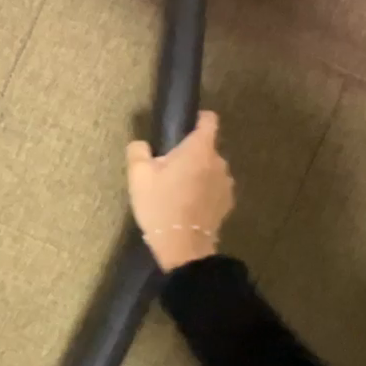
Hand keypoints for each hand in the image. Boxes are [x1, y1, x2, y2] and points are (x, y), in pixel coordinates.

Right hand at [126, 111, 234, 271]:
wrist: (183, 246)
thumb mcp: (138, 176)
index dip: (198, 119)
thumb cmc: (161, 204)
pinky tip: (188, 206)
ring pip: (211, 169)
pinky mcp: (227, 203)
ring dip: (199, 174)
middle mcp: (219, 161)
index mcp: (200, 148)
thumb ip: (138, 151)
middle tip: (169, 169)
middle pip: (206, 148)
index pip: (209, 120)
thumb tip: (141, 145)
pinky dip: (204, 192)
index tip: (185, 127)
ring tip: (179, 190)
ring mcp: (226, 183)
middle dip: (191, 154)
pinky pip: (214, 188)